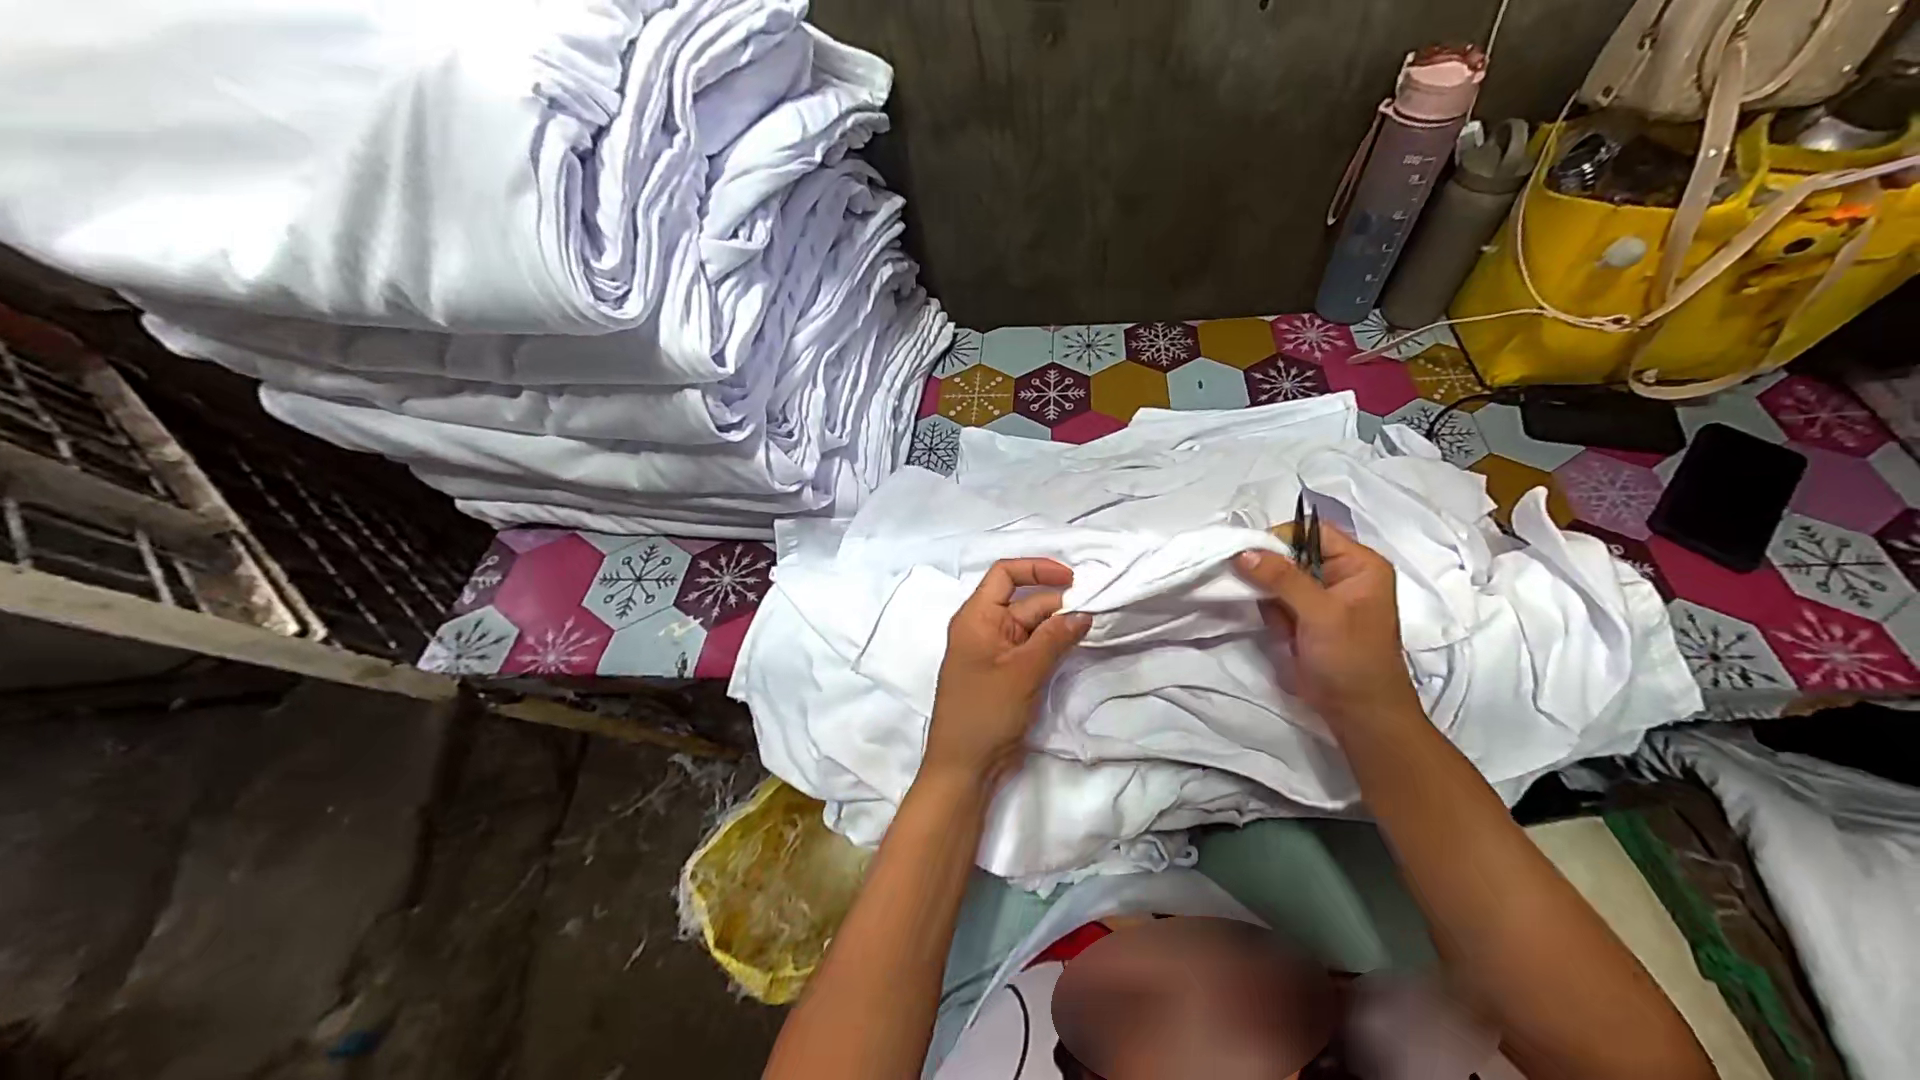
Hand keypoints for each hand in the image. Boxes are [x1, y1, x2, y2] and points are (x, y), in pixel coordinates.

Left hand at [924, 558, 1092, 790]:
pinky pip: (1032, 648)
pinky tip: (1077, 644)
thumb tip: (1083, 612)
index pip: (1005, 574)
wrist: (965, 766)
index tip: (1073, 579)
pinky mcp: (1007, 674)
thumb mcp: (1023, 671)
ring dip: (1059, 625)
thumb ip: (1054, 638)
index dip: (1037, 568)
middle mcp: (985, 628)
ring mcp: (996, 652)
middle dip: (1058, 602)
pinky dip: (1053, 644)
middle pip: (1025, 601)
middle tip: (1096, 610)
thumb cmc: (985, 712)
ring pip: (1033, 626)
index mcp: (976, 617)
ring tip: (1092, 626)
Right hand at [1234, 523, 1420, 730]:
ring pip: (1277, 577)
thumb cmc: (1351, 659)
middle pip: (1290, 553)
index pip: (1311, 532)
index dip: (1280, 539)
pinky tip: (1283, 633)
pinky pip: (1275, 600)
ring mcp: (1320, 597)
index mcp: (1359, 564)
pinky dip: (1270, 613)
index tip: (1250, 556)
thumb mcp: (1320, 613)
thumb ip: (1282, 578)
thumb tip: (1242, 551)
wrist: (1358, 713)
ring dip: (1269, 596)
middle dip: (1271, 572)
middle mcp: (1340, 574)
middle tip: (1265, 594)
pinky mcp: (1303, 618)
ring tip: (1282, 622)